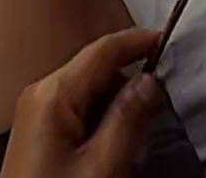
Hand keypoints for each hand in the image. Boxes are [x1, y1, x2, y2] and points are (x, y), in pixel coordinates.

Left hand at [0, 28, 163, 177]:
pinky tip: (115, 144)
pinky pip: (78, 108)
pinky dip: (101, 117)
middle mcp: (42, 90)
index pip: (103, 49)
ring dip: (117, 102)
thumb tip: (149, 78)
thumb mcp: (101, 169)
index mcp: (54, 91)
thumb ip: (128, 118)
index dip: (137, 40)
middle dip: (129, 79)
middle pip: (97, 67)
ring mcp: (36, 110)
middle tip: (160, 103)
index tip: (169, 39)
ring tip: (138, 134)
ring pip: (89, 89)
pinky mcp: (38, 131)